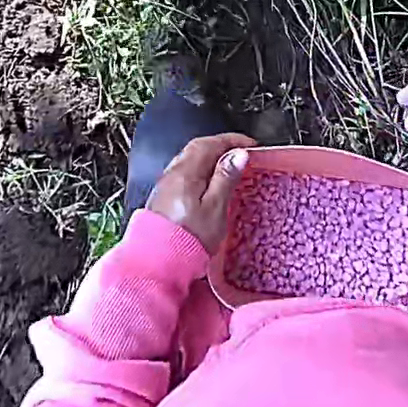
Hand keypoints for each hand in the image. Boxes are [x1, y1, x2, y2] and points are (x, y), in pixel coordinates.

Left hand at [144, 133, 255, 250]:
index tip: (250, 144)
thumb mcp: (215, 208)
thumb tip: (239, 155)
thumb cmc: (188, 239)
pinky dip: (201, 170)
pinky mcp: (163, 199)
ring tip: (228, 165)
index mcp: (186, 172)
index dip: (232, 140)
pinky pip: (184, 173)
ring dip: (210, 157)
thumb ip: (226, 178)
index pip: (210, 143)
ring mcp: (165, 186)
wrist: (157, 266)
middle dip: (221, 145)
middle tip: (240, 152)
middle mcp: (172, 174)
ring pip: (190, 160)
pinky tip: (209, 182)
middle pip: (198, 148)